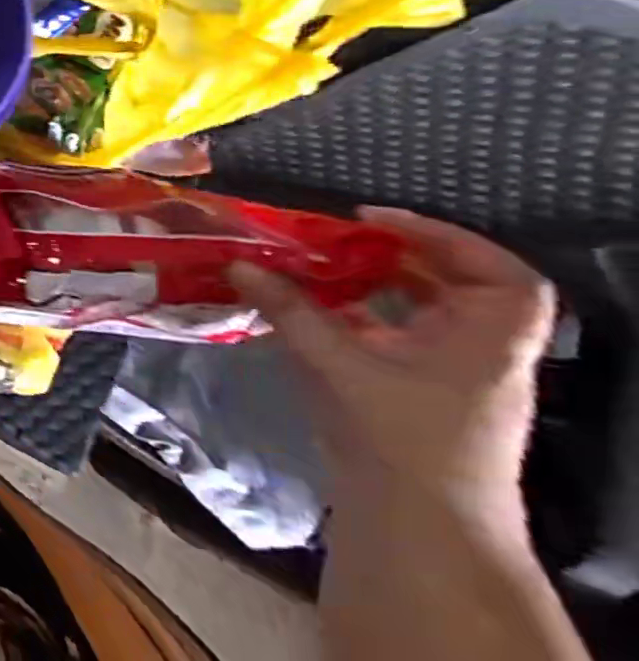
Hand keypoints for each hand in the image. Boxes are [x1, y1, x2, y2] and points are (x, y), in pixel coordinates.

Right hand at [230, 207, 555, 516]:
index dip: (448, 237)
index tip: (378, 220)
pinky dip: (352, 311)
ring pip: (418, 309)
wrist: (417, 520)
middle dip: (396, 254)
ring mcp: (444, 371)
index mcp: (487, 342)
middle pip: (454, 286)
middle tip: (335, 235)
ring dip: (370, 282)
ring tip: (314, 262)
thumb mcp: (340, 367)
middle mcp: (475, 350)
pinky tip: (307, 304)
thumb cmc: (400, 437)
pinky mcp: (408, 387)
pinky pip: (387, 332)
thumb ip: (289, 311)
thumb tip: (238, 263)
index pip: (502, 275)